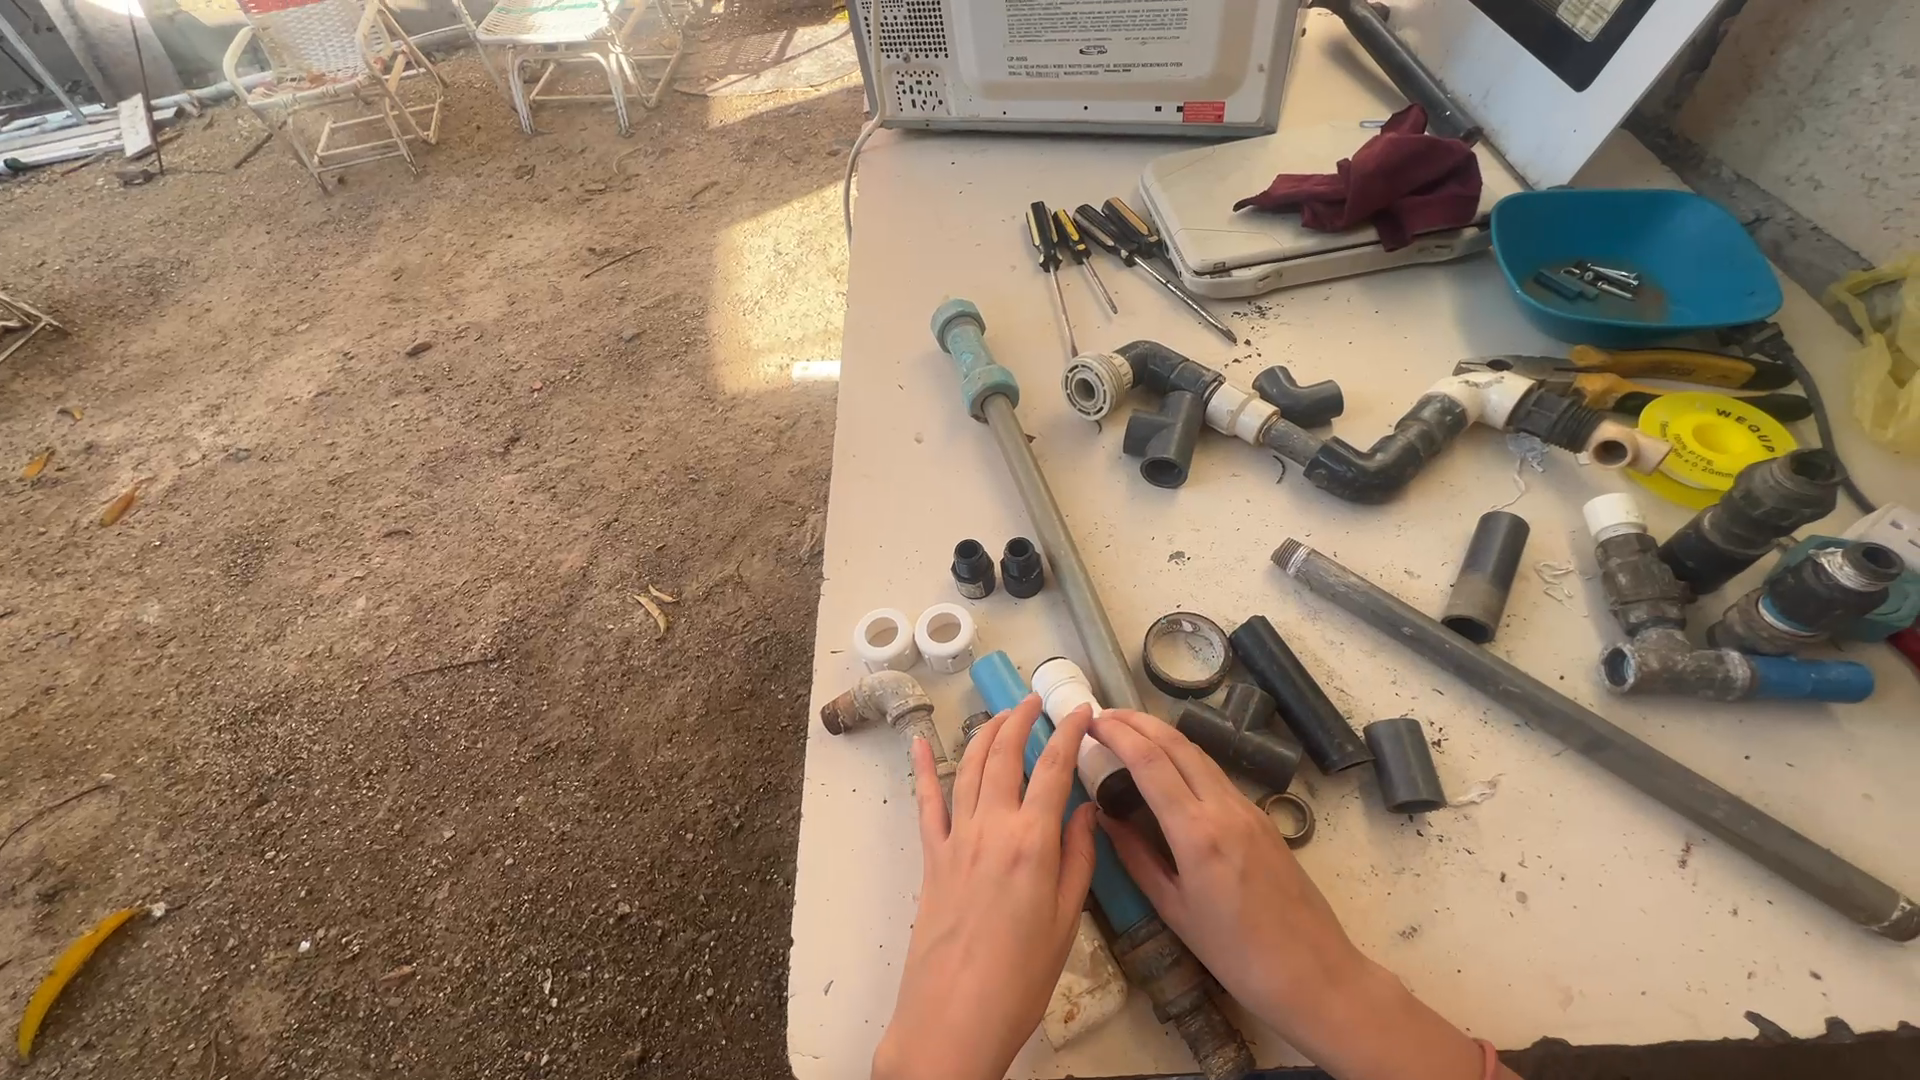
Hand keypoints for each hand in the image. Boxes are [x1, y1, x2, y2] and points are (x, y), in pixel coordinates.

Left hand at [872, 695, 1098, 1079]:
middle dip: (1021, 719)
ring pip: (971, 767)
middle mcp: (992, 827)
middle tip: (1036, 700)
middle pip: (1006, 755)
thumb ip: (1079, 858)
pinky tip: (922, 743)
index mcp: (1032, 842)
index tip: (1080, 710)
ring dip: (986, 733)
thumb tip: (1085, 810)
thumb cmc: (1021, 976)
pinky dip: (925, 769)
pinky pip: (927, 803)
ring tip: (1002, 713)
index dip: (1068, 732)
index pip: (1053, 768)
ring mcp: (956, 838)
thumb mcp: (1067, 920)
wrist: (954, 1017)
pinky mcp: (932, 856)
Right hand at [1091, 710, 1501, 1079]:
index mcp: (1197, 833)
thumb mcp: (1174, 911)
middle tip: (1102, 716)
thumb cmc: (1236, 954)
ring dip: (1160, 733)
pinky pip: (1214, 773)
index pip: (1150, 762)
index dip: (1118, 734)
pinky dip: (1183, 755)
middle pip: (1176, 743)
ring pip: (1198, 753)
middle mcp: (1223, 808)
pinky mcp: (1261, 817)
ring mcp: (1247, 808)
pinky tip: (1167, 764)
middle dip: (1137, 721)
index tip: (1091, 721)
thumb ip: (1136, 857)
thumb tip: (1104, 817)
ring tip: (1128, 730)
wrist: (1316, 975)